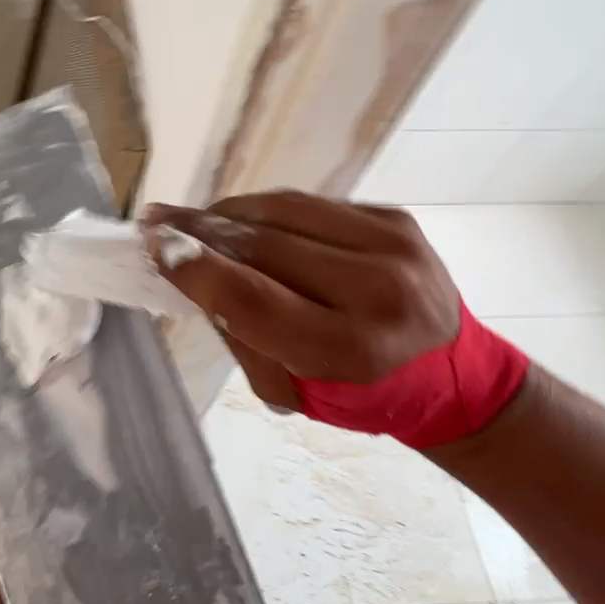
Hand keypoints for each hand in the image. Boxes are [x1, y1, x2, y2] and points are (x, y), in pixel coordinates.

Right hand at [141, 192, 462, 412]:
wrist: (449, 373)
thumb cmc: (357, 397)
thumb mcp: (289, 390)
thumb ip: (242, 332)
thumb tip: (194, 272)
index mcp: (349, 349)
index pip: (253, 297)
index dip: (197, 269)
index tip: (156, 246)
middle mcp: (378, 289)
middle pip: (264, 245)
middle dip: (200, 231)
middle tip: (155, 222)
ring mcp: (394, 245)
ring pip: (284, 212)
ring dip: (227, 213)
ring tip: (188, 217)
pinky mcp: (396, 219)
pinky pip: (311, 205)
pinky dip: (266, 212)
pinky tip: (239, 221)